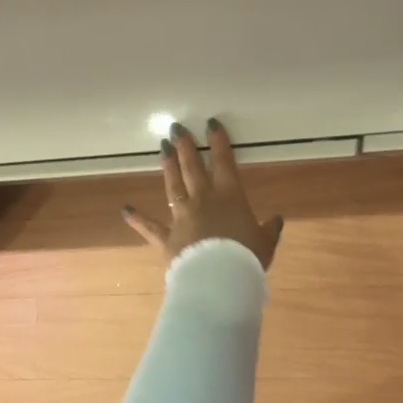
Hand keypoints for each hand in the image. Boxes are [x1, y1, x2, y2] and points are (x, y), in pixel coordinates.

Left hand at [122, 119, 283, 269]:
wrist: (218, 279)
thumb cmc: (246, 257)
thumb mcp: (265, 243)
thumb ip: (270, 229)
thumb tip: (277, 219)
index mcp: (230, 196)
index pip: (224, 162)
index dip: (218, 141)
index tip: (211, 123)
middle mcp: (204, 199)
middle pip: (192, 167)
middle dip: (185, 146)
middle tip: (176, 128)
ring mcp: (182, 216)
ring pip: (173, 186)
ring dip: (168, 166)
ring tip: (162, 148)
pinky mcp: (168, 237)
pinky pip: (150, 227)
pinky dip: (138, 218)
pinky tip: (126, 209)